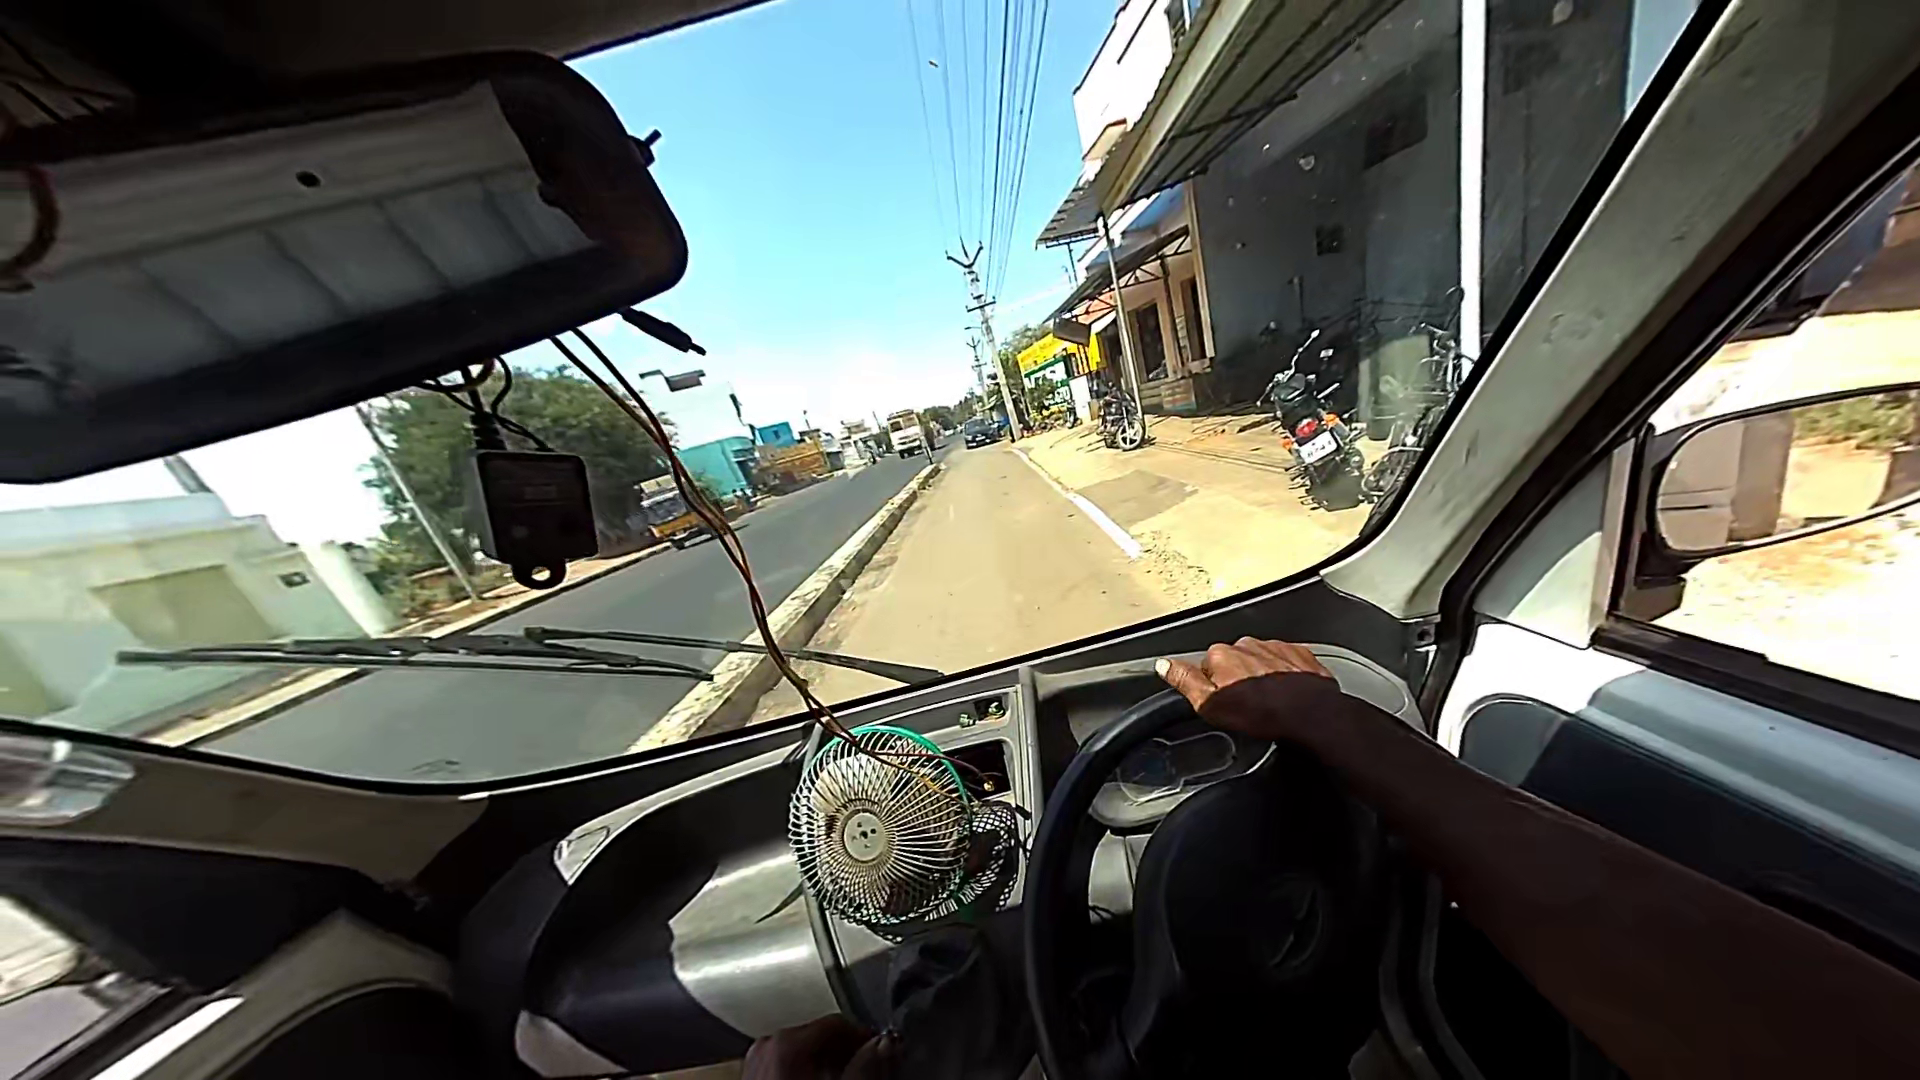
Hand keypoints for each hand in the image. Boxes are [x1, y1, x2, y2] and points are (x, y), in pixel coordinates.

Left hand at [744, 1015, 892, 1079]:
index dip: (864, 1040)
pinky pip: (787, 1072)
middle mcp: (767, 1047)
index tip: (880, 1055)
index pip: (838, 1024)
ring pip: (804, 1056)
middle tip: (865, 1074)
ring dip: (827, 1069)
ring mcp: (755, 1068)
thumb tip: (886, 1045)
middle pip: (820, 1038)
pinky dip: (806, 1079)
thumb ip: (867, 1069)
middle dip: (845, 1056)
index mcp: (787, 1044)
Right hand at [1156, 637, 1334, 742]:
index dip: (1214, 687)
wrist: (1313, 715)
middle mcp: (1245, 644)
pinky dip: (1285, 673)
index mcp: (1220, 655)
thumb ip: (1183, 680)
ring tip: (1270, 700)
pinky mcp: (1299, 653)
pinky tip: (1288, 692)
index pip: (1206, 667)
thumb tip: (1163, 664)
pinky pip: (1285, 660)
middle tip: (1249, 705)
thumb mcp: (1210, 705)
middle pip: (1233, 661)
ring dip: (1261, 675)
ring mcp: (1273, 647)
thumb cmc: (1264, 713)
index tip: (1225, 702)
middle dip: (1238, 679)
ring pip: (1258, 660)